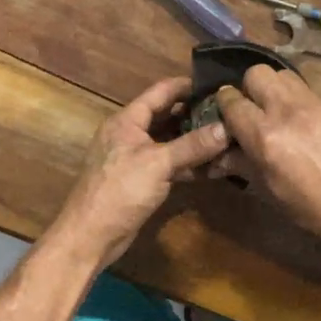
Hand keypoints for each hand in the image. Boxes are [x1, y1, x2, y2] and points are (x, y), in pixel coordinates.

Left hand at [49, 77, 229, 264]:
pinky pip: (168, 163)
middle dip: (196, 113)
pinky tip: (212, 166)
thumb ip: (193, 145)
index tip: (218, 85)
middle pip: (167, 115)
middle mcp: (130, 134)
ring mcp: (135, 157)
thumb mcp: (159, 163)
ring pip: (169, 140)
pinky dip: (188, 163)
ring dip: (194, 139)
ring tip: (226, 136)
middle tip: (229, 112)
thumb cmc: (120, 191)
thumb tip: (228, 128)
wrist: (91, 236)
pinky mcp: (141, 179)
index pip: (162, 91)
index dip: (188, 85)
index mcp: (127, 120)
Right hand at [213, 65, 320, 248]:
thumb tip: (217, 157)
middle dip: (249, 89)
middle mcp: (288, 110)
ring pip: (284, 75)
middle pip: (257, 73)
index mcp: (266, 135)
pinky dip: (299, 101)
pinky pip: (308, 91)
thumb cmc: (313, 208)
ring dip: (274, 89)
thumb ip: (242, 165)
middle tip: (254, 112)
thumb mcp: (270, 192)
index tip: (227, 119)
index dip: (224, 107)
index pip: (231, 101)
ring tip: (278, 113)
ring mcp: (315, 104)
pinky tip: (305, 125)